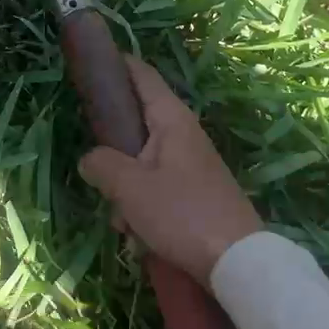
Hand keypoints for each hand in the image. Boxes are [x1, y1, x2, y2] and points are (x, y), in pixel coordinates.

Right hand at [78, 57, 261, 283]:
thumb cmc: (182, 213)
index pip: (141, 74)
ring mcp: (191, 164)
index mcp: (171, 117)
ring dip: (126, 190)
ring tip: (123, 222)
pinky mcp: (196, 192)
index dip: (115, 64)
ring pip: (142, 163)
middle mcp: (183, 133)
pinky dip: (143, 208)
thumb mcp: (130, 187)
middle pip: (135, 124)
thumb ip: (101, 164)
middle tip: (96, 172)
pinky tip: (140, 240)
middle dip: (112, 152)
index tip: (88, 66)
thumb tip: (89, 159)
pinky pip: (157, 189)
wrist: (240, 264)